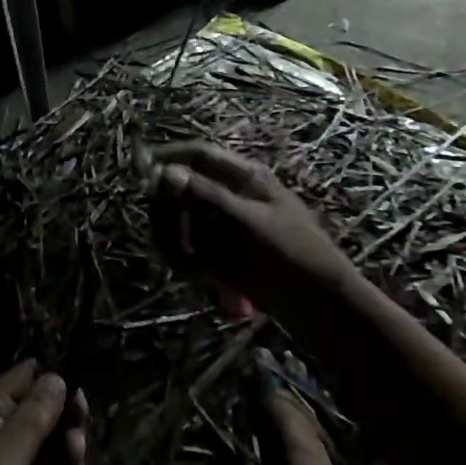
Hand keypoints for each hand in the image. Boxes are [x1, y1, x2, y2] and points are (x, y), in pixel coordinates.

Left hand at [0, 360, 86, 464]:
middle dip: (69, 429)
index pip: (24, 381)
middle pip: (52, 418)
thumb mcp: (1, 460)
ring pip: (62, 456)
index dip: (51, 379)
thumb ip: (32, 419)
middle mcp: (9, 440)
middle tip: (76, 442)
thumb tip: (57, 376)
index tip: (78, 386)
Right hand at [148, 141, 355, 313]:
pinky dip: (191, 266)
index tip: (141, 170)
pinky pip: (190, 252)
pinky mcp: (222, 255)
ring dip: (181, 247)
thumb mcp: (251, 221)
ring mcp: (225, 227)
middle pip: (181, 192)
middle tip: (174, 246)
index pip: (199, 154)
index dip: (169, 156)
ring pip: (181, 226)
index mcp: (246, 178)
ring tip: (198, 274)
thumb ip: (207, 195)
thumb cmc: (295, 256)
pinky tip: (208, 284)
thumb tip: (166, 171)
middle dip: (172, 220)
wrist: (323, 310)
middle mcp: (231, 196)